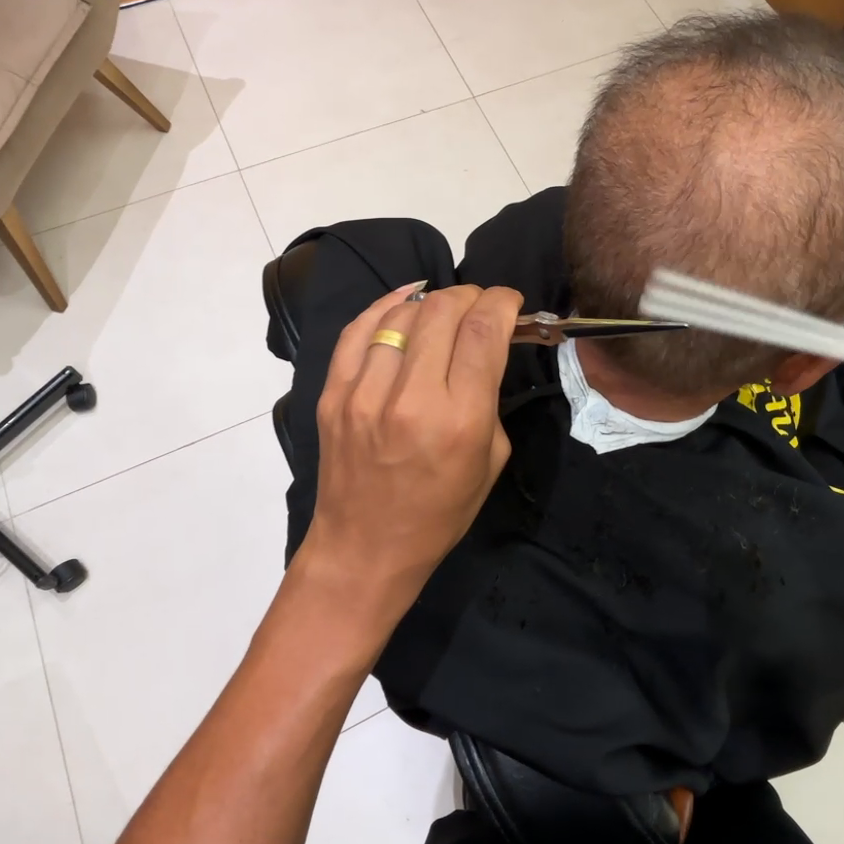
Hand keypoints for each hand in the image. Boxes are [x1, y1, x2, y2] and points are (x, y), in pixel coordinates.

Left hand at [302, 282, 523, 601]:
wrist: (365, 547)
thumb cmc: (439, 514)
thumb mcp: (491, 461)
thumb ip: (490, 399)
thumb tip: (486, 351)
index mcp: (459, 420)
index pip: (483, 332)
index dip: (502, 303)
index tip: (511, 302)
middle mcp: (411, 398)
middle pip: (443, 311)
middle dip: (470, 296)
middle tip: (481, 305)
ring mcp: (364, 393)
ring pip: (402, 314)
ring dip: (433, 302)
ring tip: (445, 310)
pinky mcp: (332, 393)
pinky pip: (358, 329)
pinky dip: (386, 305)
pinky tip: (406, 299)